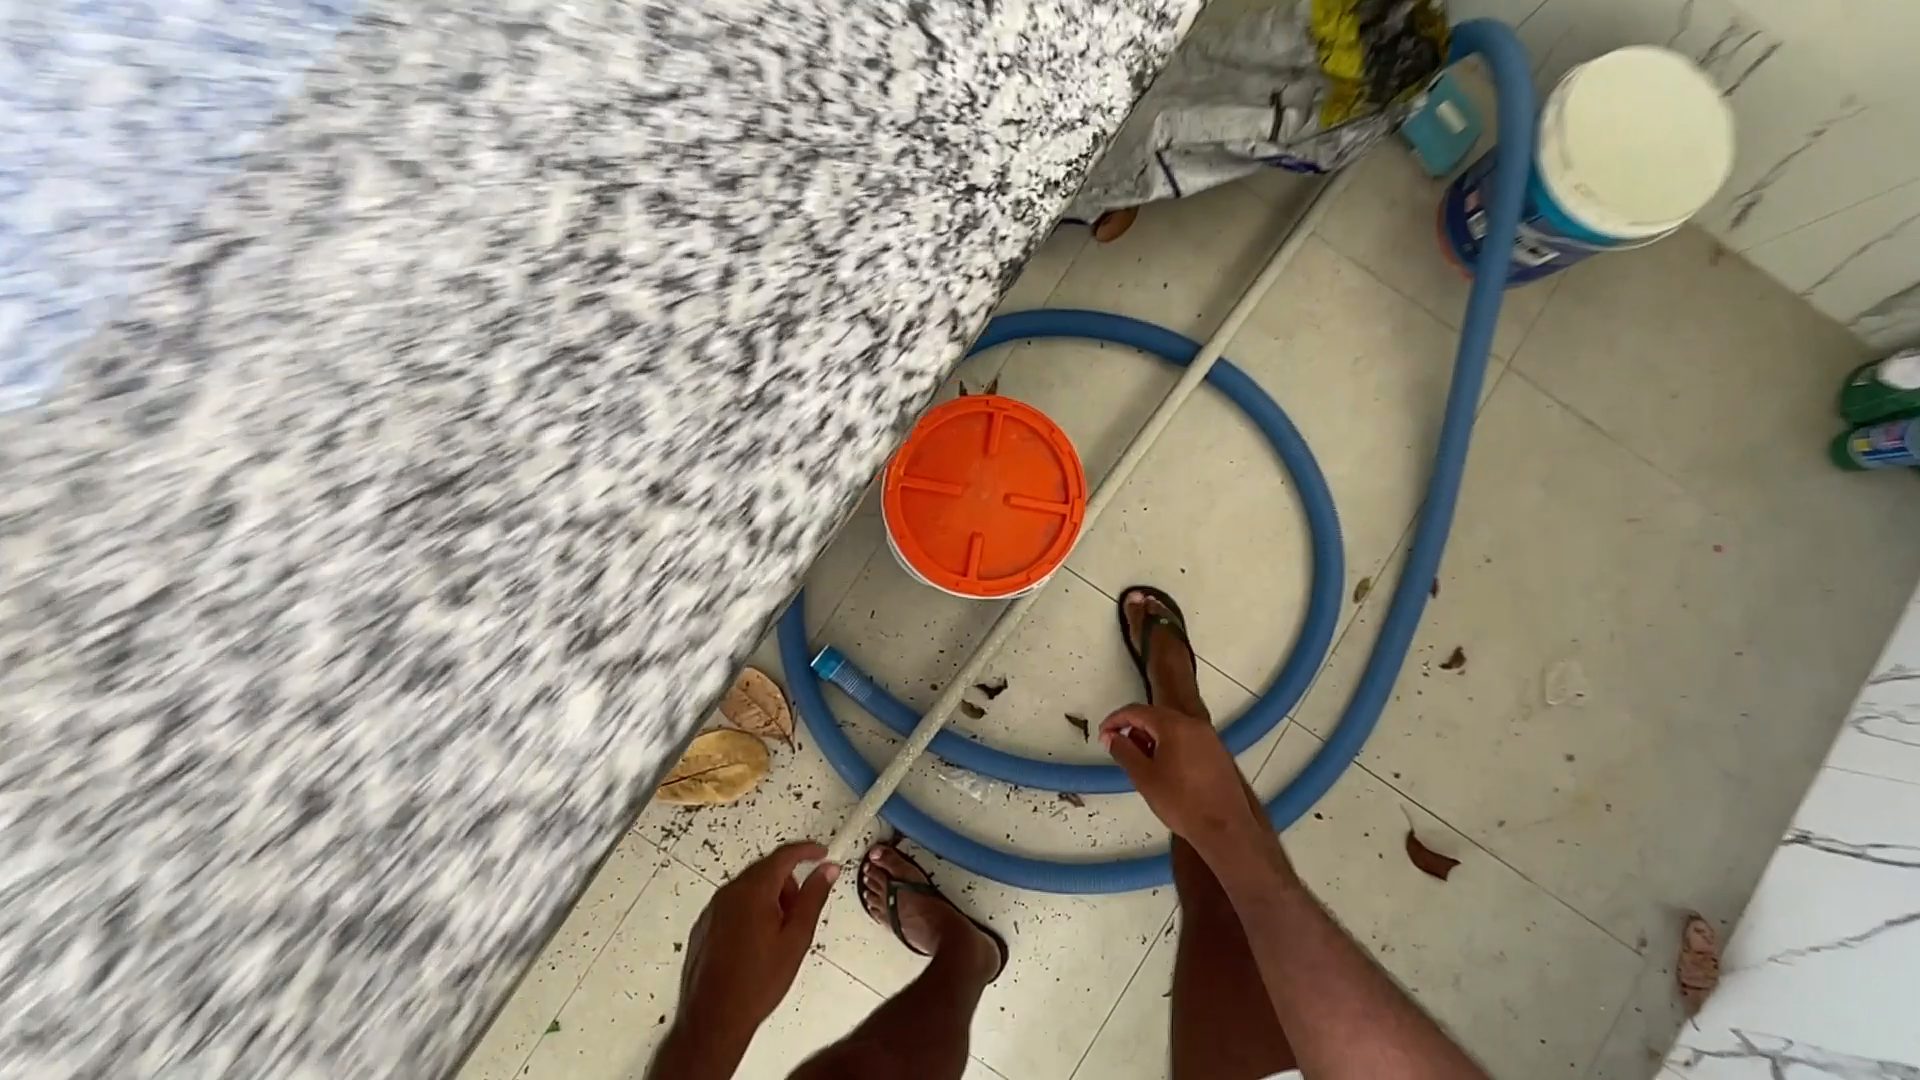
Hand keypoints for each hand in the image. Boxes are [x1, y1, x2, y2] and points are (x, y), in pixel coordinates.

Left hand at [677, 842, 839, 1046]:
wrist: (714, 1021)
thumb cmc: (756, 984)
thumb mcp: (797, 938)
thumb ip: (814, 897)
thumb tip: (827, 869)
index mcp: (753, 891)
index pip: (784, 855)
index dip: (807, 851)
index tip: (820, 853)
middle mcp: (728, 893)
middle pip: (766, 870)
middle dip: (787, 884)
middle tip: (799, 913)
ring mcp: (712, 910)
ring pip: (749, 888)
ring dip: (769, 899)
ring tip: (778, 936)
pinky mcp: (703, 927)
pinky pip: (732, 905)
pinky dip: (749, 911)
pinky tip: (756, 944)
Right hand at [1101, 704, 1267, 858]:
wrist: (1225, 829)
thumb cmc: (1181, 802)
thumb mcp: (1143, 777)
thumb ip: (1123, 751)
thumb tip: (1112, 736)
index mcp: (1174, 725)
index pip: (1137, 711)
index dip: (1115, 720)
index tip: (1103, 736)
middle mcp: (1194, 725)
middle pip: (1156, 716)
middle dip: (1135, 730)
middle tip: (1123, 753)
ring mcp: (1209, 738)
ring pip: (1172, 728)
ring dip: (1152, 739)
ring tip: (1144, 765)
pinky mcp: (1218, 753)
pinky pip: (1187, 739)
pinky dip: (1170, 746)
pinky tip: (1166, 771)